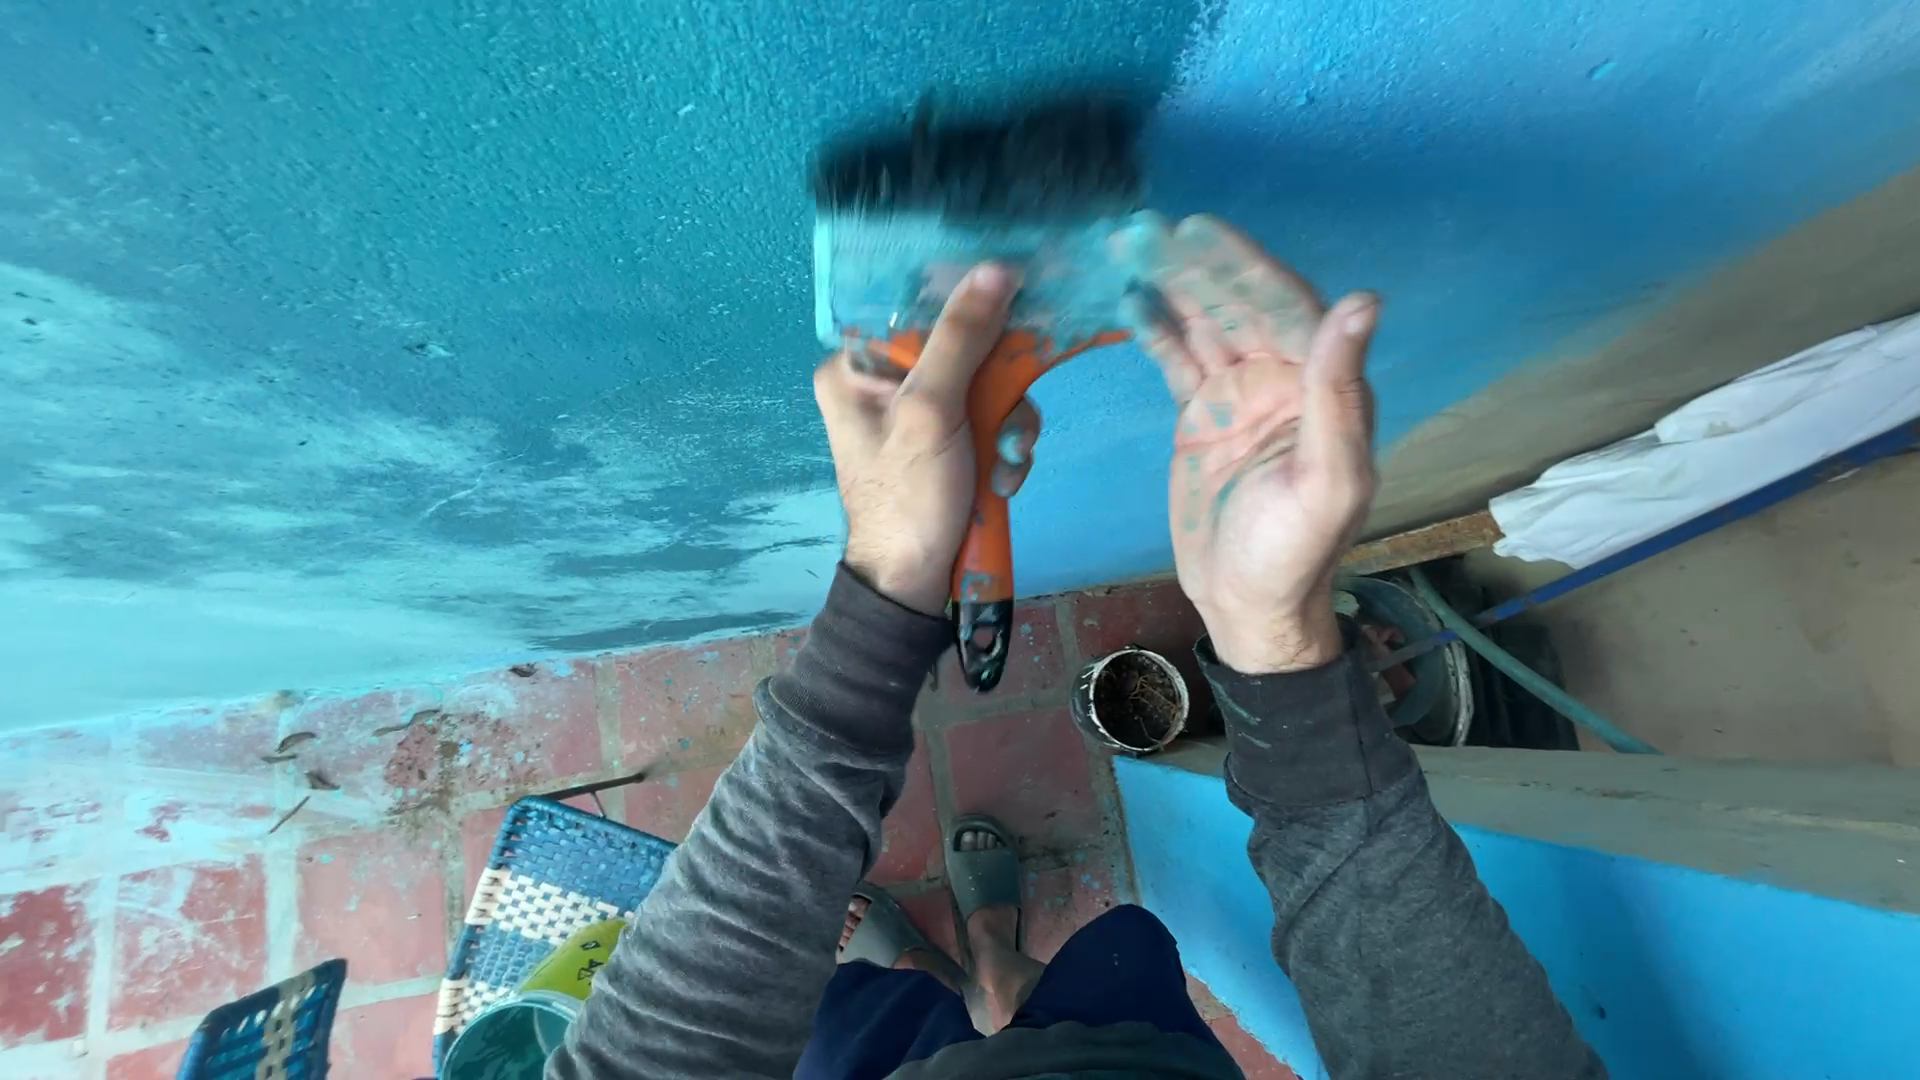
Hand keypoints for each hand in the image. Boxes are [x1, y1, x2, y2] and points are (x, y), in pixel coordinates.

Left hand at [815, 263, 1041, 615]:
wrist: (915, 582)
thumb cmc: (910, 497)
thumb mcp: (932, 413)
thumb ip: (962, 339)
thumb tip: (996, 267)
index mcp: (856, 366)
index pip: (920, 310)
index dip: (973, 311)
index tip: (1016, 320)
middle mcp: (882, 382)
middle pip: (963, 349)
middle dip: (999, 393)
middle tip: (1009, 428)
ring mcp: (918, 413)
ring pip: (986, 386)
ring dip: (1008, 427)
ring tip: (1007, 465)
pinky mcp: (946, 440)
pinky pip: (988, 419)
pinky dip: (1003, 448)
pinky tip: (1003, 478)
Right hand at [1117, 214, 1379, 672]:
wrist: (1246, 603)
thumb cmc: (1292, 553)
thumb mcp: (1325, 483)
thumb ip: (1338, 395)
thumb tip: (1362, 301)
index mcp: (1320, 388)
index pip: (1285, 308)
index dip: (1244, 267)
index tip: (1199, 232)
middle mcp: (1282, 379)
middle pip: (1238, 307)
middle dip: (1196, 267)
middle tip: (1144, 229)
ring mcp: (1237, 396)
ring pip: (1204, 325)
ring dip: (1173, 286)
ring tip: (1129, 248)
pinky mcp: (1200, 415)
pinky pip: (1177, 360)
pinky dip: (1156, 329)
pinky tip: (1132, 299)